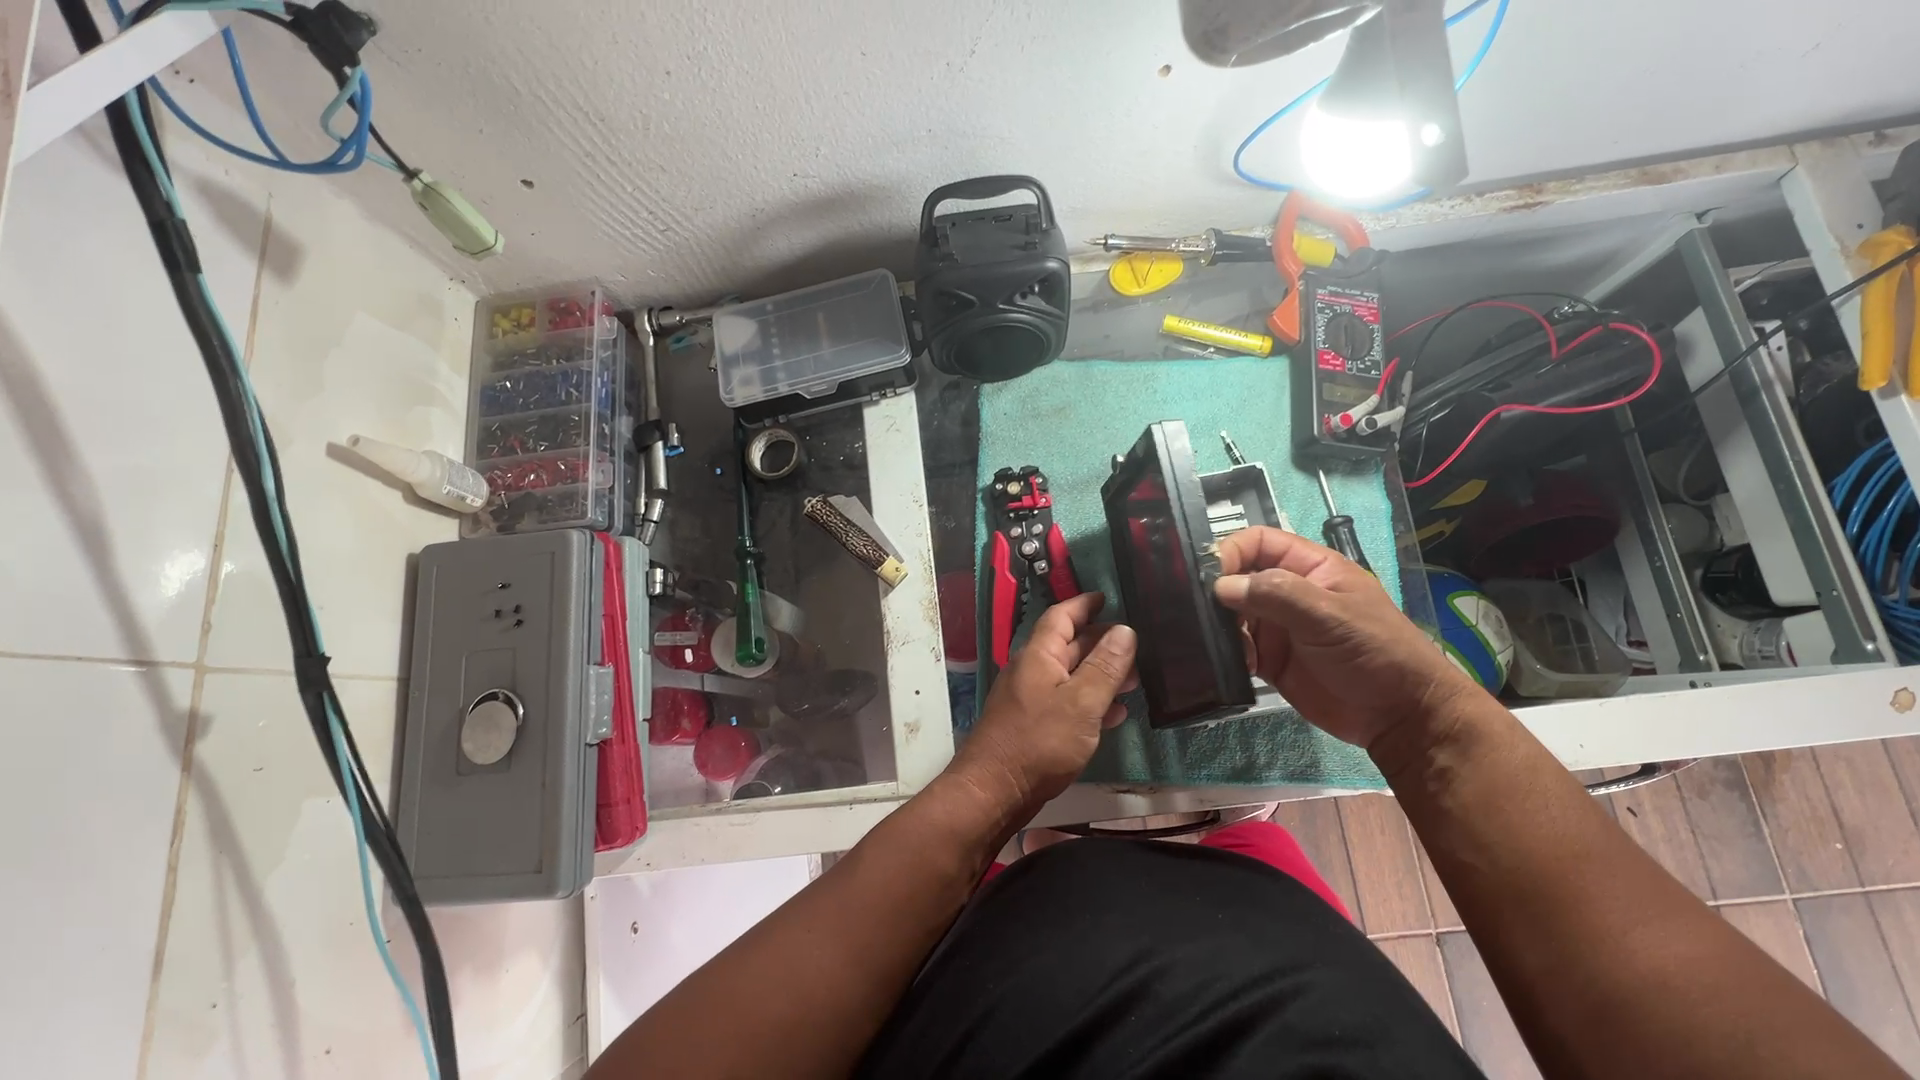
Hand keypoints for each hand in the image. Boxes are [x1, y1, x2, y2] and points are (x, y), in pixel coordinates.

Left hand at [949, 592, 1137, 810]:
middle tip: (1136, 648)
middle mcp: (1032, 670)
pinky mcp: (1034, 725)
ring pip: (1071, 676)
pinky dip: (1090, 703)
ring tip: (1135, 682)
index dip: (1084, 604)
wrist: (995, 790)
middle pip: (1069, 645)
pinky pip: (1067, 703)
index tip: (1107, 597)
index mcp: (1039, 655)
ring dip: (1100, 675)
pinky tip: (1115, 715)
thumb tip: (1125, 630)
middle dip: (1101, 643)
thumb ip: (1105, 667)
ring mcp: (1031, 699)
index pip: (1061, 616)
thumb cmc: (1039, 742)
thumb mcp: (1082, 702)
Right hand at [1213, 527, 1477, 749]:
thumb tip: (1221, 586)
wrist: (1399, 716)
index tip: (1210, 576)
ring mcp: (1277, 628)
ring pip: (1232, 614)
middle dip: (1217, 591)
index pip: (1259, 542)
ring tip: (1220, 644)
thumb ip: (1276, 594)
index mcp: (1309, 568)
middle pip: (1238, 576)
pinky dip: (1226, 654)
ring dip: (1219, 626)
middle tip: (1201, 614)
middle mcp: (1288, 592)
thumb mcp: (1329, 615)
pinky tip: (1229, 664)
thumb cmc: (1375, 652)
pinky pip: (1236, 649)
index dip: (1231, 551)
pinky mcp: (1269, 661)